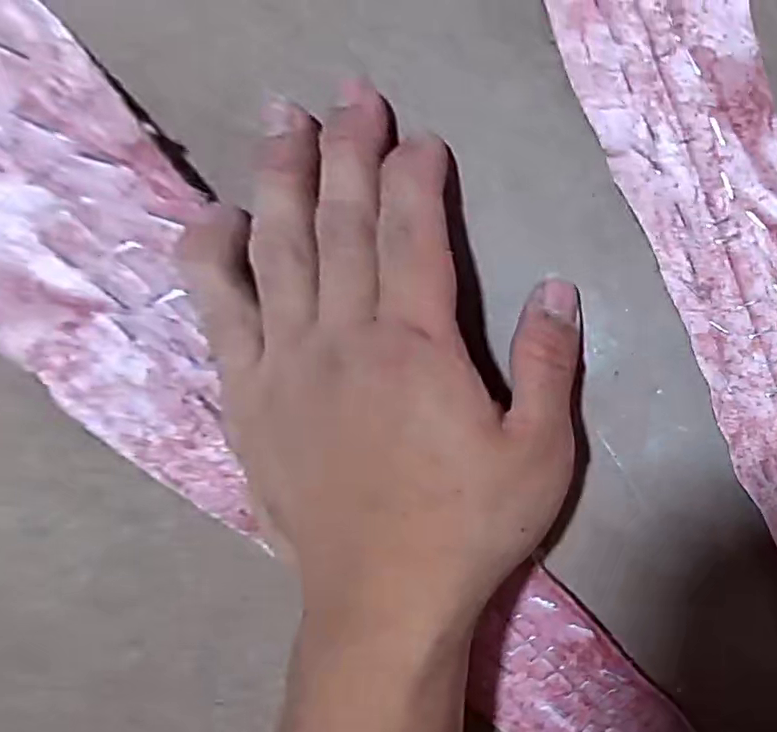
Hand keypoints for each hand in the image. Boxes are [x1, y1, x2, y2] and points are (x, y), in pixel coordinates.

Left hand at [177, 79, 580, 640]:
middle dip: (345, 154)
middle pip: (339, 226)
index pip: (413, 240)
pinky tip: (221, 220)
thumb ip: (548, 365)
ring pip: (276, 250)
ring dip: (280, 180)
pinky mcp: (251, 397)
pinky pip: (220, 306)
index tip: (419, 136)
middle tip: (346, 95)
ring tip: (281, 125)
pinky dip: (216, 253)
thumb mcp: (543, 449)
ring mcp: (285, 364)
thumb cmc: (478, 521)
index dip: (416, 181)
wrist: (388, 592)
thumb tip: (560, 289)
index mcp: (419, 348)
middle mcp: (342, 338)